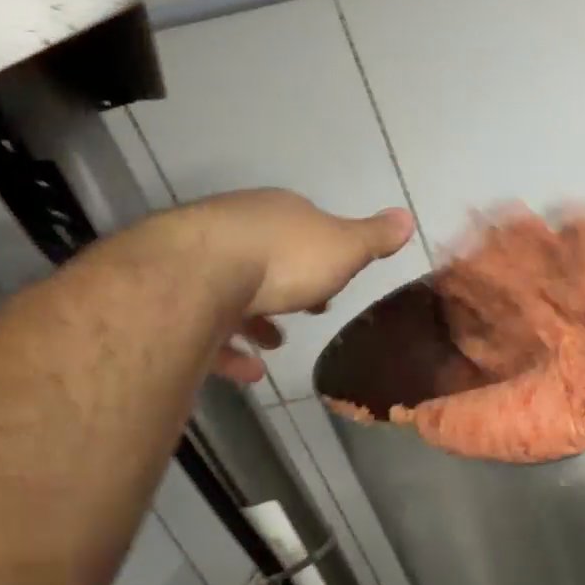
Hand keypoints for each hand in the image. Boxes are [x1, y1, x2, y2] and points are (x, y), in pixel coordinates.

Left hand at [161, 188, 414, 383]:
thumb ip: (375, 237)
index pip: (304, 226)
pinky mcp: (177, 298)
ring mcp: (201, 261)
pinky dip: (230, 350)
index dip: (322, 254)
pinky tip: (250, 371)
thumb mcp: (345, 248)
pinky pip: (207, 326)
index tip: (333, 283)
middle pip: (266, 257)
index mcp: (278, 212)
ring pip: (232, 290)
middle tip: (306, 312)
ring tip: (275, 344)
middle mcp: (236, 228)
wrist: (200, 273)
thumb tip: (406, 216)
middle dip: (286, 285)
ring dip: (256, 319)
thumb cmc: (285, 258)